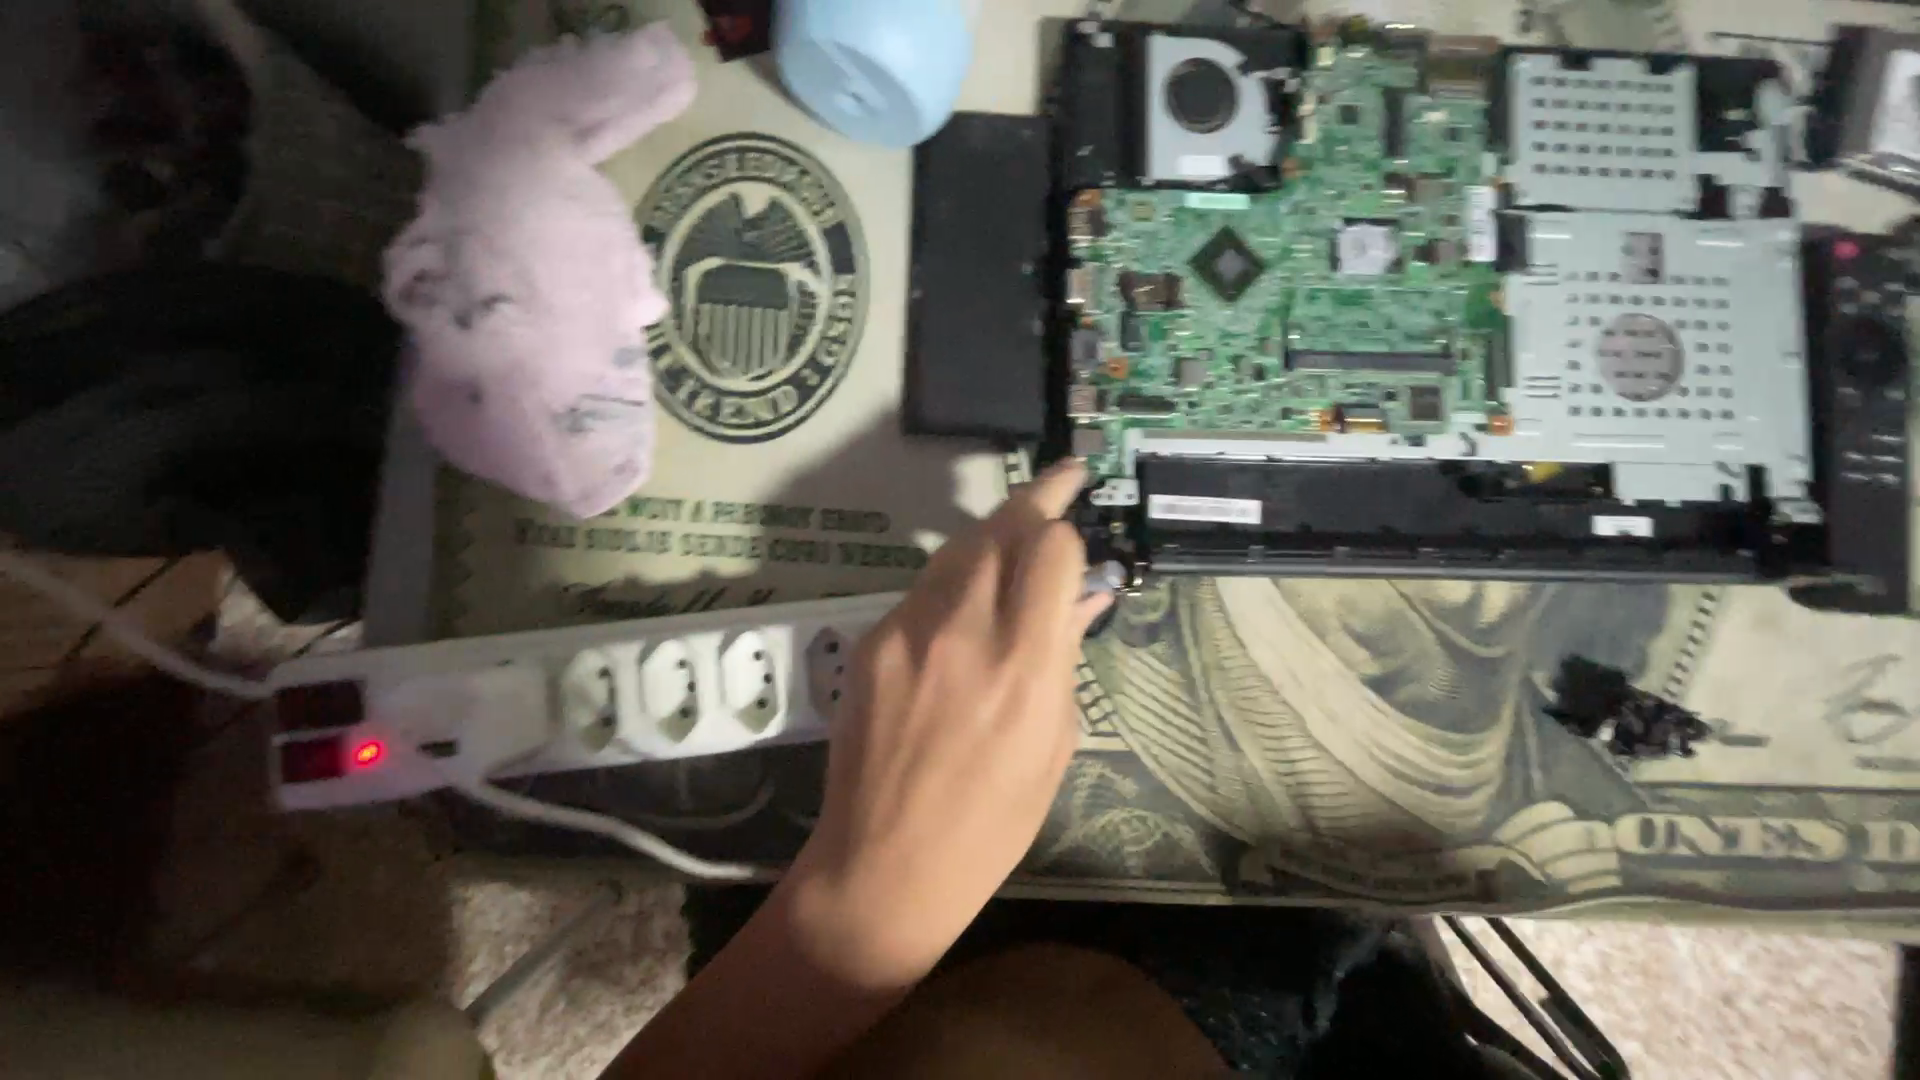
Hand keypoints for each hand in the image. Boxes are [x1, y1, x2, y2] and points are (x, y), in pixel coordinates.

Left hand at [779, 459, 1111, 988]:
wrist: (885, 862)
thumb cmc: (992, 823)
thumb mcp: (1053, 743)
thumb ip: (1065, 655)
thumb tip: (1086, 595)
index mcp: (1024, 666)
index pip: (1050, 549)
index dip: (1068, 528)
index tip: (1079, 518)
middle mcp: (964, 633)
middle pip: (1000, 527)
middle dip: (1036, 498)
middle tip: (1061, 481)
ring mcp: (907, 632)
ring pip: (957, 547)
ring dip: (993, 532)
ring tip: (1018, 532)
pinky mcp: (870, 641)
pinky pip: (922, 588)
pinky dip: (953, 580)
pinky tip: (967, 601)